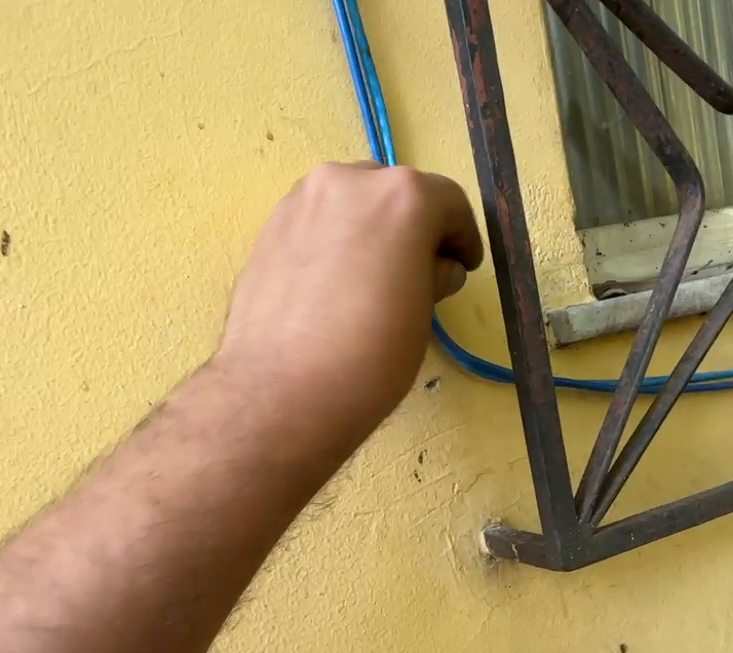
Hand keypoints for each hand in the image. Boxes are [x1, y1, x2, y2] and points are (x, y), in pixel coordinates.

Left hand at [217, 163, 483, 426]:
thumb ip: (433, 278)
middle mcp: (349, 182)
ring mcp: (302, 201)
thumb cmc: (370, 357)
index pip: (447, 202)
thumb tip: (434, 269)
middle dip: (411, 228)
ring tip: (371, 278)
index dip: (463, 237)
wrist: (283, 390)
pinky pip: (315, 224)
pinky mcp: (268, 228)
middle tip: (418, 272)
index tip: (464, 265)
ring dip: (368, 231)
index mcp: (402, 198)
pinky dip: (332, 242)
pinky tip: (333, 285)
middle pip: (393, 194)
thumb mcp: (421, 317)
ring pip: (350, 204)